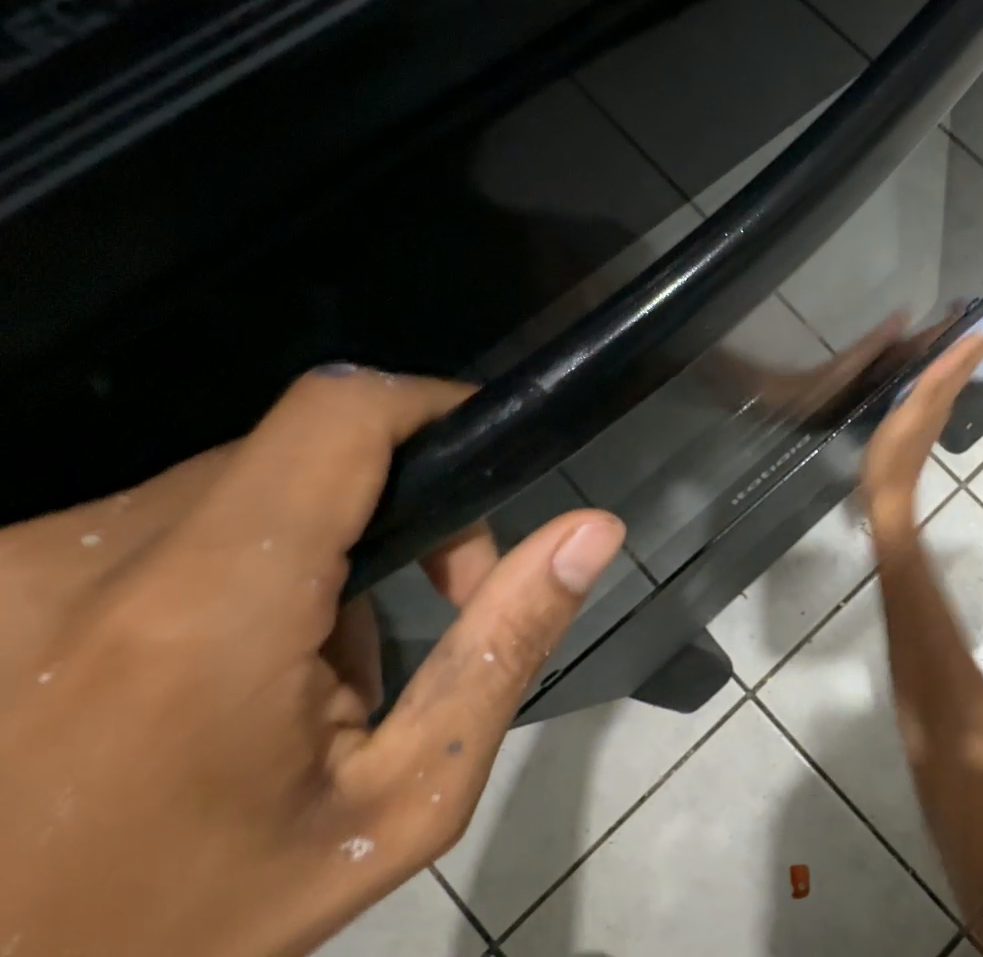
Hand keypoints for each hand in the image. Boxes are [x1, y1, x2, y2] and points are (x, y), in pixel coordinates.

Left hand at [0, 367, 626, 956]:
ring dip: (304, 546)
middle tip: (421, 611)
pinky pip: (155, 524)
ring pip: (229, 489)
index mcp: (205, 610)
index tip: (479, 469)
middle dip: (389, 511)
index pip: (338, 416)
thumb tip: (593, 530)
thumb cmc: (207, 909)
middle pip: (295, 458)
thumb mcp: (402, 801)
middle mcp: (85, 559)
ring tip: (304, 670)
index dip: (429, 408)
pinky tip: (214, 669)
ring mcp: (10, 567)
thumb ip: (502, 650)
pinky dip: (223, 567)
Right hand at [861, 331, 982, 528]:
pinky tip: (935, 370)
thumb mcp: (909, 416)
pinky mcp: (918, 421)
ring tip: (965, 337)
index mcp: (940, 397)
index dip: (974, 342)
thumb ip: (931, 386)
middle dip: (971, 346)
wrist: (888, 492)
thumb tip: (956, 357)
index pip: (961, 363)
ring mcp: (931, 412)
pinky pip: (936, 388)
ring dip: (959, 357)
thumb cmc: (894, 455)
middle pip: (960, 369)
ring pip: (951, 378)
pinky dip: (941, 373)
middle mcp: (941, 402)